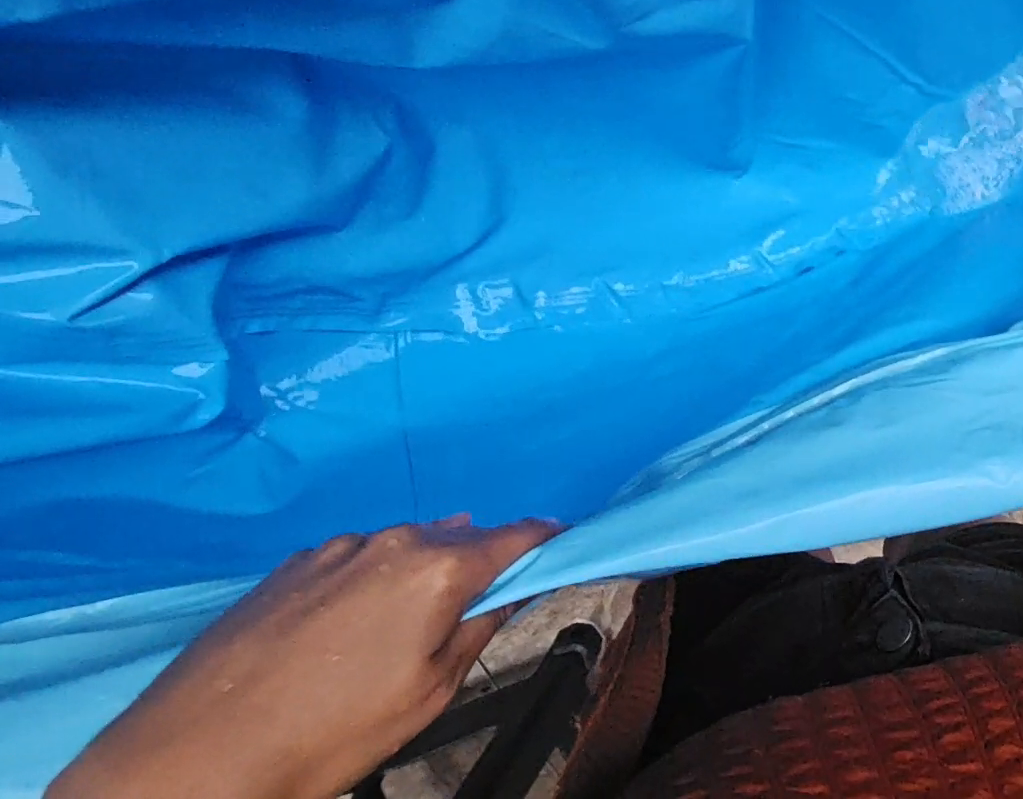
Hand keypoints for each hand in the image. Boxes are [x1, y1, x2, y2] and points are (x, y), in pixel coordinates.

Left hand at [49, 516, 561, 798]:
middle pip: (464, 536)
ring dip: (424, 568)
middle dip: (482, 561)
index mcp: (441, 567)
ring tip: (402, 623)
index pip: (521, 533)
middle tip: (473, 608)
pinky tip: (345, 626)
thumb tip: (516, 586)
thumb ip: (484, 624)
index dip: (549, 540)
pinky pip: (357, 557)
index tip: (563, 549)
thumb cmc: (330, 734)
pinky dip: (373, 577)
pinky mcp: (291, 565)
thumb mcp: (433, 691)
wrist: (183, 766)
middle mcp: (396, 540)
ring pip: (409, 545)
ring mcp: (337, 548)